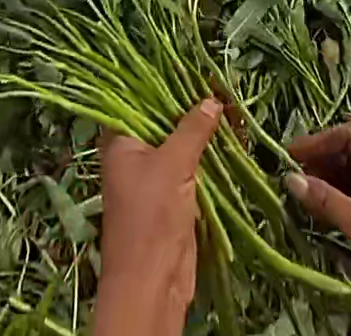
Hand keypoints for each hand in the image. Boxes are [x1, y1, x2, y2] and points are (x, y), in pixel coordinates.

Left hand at [93, 99, 222, 335]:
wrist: (152, 282)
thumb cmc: (151, 216)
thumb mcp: (172, 165)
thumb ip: (191, 130)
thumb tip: (211, 99)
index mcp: (118, 136)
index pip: (138, 97)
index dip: (165, 82)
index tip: (194, 68)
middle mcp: (131, 149)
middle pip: (161, 119)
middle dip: (189, 107)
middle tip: (221, 88)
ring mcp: (150, 171)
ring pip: (178, 142)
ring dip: (202, 131)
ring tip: (231, 109)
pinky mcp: (169, 193)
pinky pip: (188, 165)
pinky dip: (206, 154)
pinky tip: (230, 141)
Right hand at [285, 125, 350, 335]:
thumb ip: (329, 201)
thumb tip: (288, 177)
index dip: (319, 142)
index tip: (288, 153)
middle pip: (348, 159)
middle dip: (317, 163)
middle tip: (285, 173)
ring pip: (347, 184)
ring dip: (321, 185)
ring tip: (292, 191)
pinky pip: (350, 208)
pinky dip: (330, 206)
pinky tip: (310, 210)